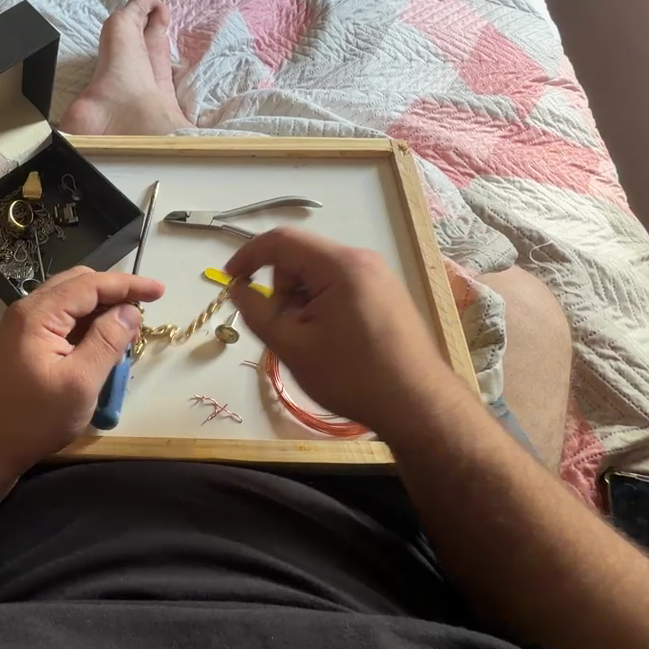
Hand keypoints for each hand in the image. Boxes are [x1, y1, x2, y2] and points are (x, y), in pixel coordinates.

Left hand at [0, 267, 163, 473]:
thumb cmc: (33, 419)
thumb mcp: (80, 383)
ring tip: (127, 334)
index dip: (127, 284)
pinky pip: (61, 320)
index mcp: (38, 314)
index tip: (160, 291)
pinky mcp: (24, 342)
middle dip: (114, 294)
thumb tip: (130, 311)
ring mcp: (23, 326)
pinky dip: (86, 325)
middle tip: (142, 316)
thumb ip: (107, 342)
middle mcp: (27, 310)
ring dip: (101, 311)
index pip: (89, 284)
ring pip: (70, 302)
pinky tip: (102, 344)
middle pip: (78, 285)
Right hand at [224, 227, 465, 436]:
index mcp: (340, 265)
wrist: (419, 408)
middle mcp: (362, 260)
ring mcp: (378, 276)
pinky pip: (338, 284)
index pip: (280, 241)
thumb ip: (256, 311)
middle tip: (279, 327)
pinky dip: (319, 303)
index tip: (229, 281)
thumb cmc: (352, 377)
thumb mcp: (291, 346)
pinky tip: (328, 338)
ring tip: (307, 339)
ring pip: (318, 273)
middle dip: (279, 287)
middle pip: (300, 257)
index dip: (247, 256)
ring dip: (299, 298)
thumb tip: (237, 288)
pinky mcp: (386, 293)